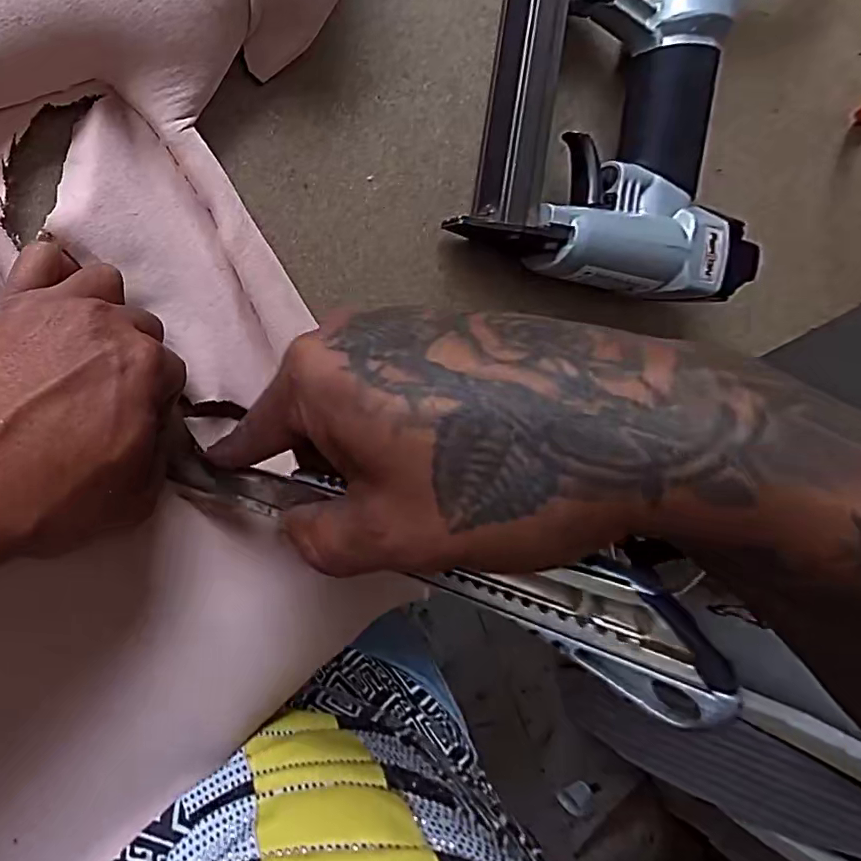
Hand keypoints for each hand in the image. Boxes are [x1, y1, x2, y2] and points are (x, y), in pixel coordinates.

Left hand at [0, 240, 186, 560]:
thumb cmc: (47, 499)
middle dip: (130, 358)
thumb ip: (162, 452)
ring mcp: (57, 307)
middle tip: (99, 393)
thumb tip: (157, 423)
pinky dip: (54, 273)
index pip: (170, 372)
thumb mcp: (133, 501)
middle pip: (140, 327)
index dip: (151, 400)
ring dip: (102, 310)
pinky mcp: (12, 303)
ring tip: (78, 345)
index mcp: (145, 368)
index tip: (129, 420)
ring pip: (102, 283)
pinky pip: (43, 258)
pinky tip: (48, 304)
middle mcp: (108, 325)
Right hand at [207, 308, 767, 574]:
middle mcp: (342, 334)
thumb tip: (295, 526)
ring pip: (352, 397)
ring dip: (371, 440)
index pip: (252, 431)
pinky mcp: (443, 322)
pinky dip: (408, 415)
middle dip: (330, 463)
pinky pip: (395, 377)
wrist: (639, 422)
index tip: (221, 479)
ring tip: (438, 474)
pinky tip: (468, 442)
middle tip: (385, 503)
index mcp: (313, 375)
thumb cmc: (494, 481)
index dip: (239, 465)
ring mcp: (395, 319)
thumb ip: (315, 541)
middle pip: (306, 415)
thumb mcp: (390, 537)